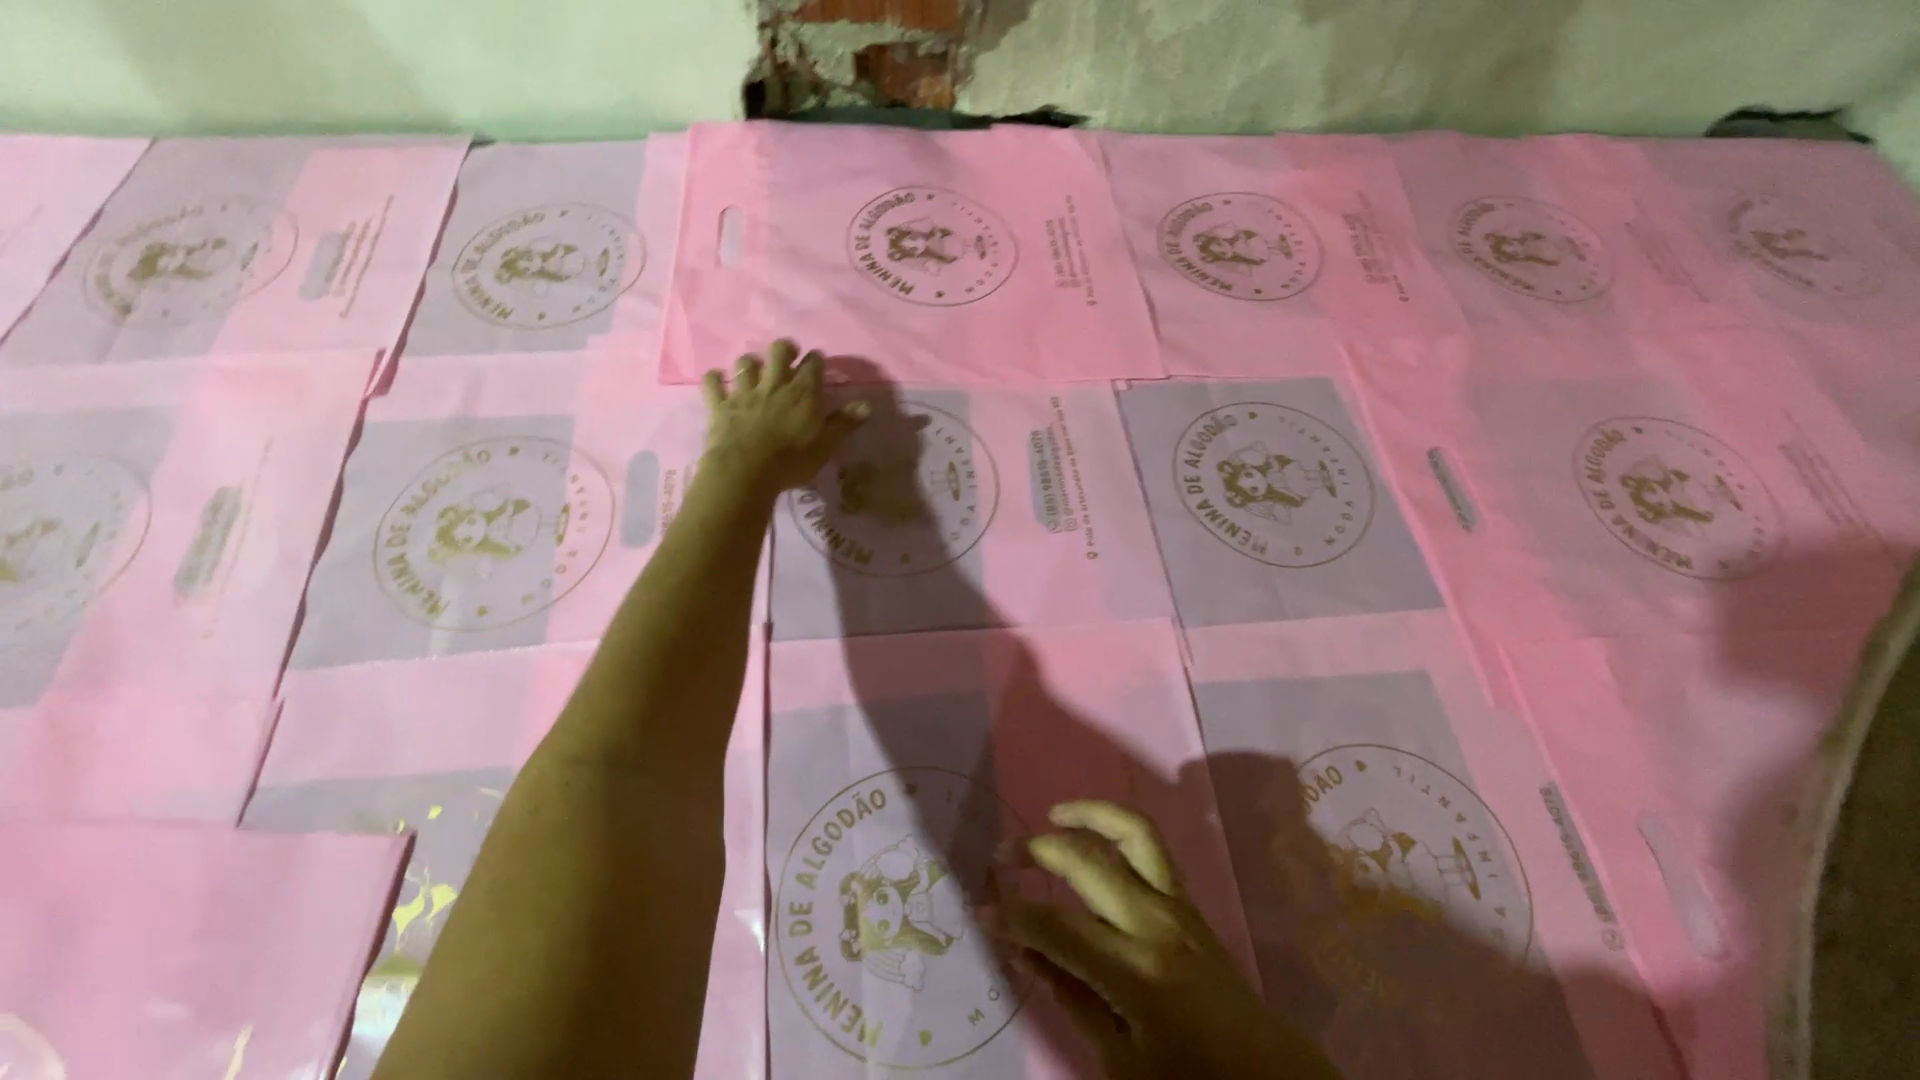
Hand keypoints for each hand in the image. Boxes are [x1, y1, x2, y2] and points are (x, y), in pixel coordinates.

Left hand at [701, 339, 867, 496]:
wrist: (745, 471)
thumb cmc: (791, 461)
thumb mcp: (825, 446)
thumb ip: (844, 423)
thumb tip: (867, 405)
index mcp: (803, 392)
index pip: (813, 363)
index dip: (816, 361)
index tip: (817, 365)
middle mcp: (774, 384)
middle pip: (778, 350)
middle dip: (784, 349)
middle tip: (787, 357)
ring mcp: (744, 392)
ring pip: (745, 362)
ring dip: (750, 363)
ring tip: (754, 371)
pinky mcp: (720, 405)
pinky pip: (712, 383)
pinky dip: (714, 378)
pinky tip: (717, 380)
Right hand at [988, 801, 1342, 1079]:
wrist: (1263, 1069)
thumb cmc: (1187, 1073)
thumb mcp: (1119, 1057)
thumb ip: (1069, 994)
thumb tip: (1023, 949)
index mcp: (1134, 971)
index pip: (1057, 927)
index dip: (1012, 916)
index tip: (981, 910)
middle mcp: (1154, 922)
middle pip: (1087, 862)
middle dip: (1036, 850)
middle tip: (1001, 856)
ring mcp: (1175, 904)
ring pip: (1132, 833)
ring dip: (1090, 813)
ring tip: (1054, 814)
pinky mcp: (1187, 901)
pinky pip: (1151, 848)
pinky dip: (1117, 828)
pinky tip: (1092, 834)